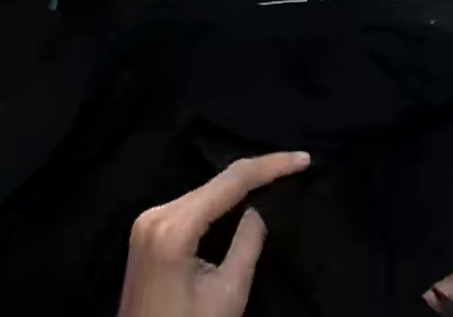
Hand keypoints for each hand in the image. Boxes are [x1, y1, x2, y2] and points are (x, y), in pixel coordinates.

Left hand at [117, 151, 310, 316]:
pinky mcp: (149, 231)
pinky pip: (195, 202)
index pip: (232, 181)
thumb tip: (258, 208)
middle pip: (219, 181)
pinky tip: (247, 195)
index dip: (272, 165)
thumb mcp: (228, 293)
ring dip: (242, 184)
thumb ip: (249, 240)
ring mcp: (148, 222)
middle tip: (296, 164)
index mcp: (174, 228)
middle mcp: (156, 214)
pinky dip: (223, 198)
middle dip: (259, 171)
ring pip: (208, 189)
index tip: (304, 158)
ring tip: (279, 174)